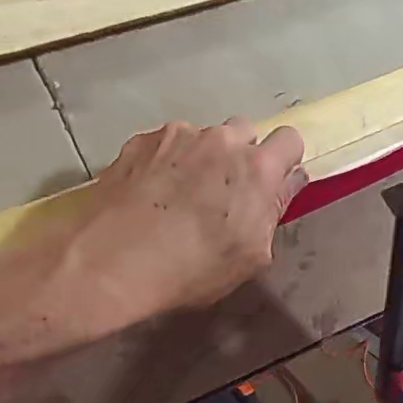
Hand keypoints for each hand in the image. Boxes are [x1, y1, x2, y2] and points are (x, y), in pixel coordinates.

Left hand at [71, 118, 305, 327]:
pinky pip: (164, 144)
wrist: (112, 261)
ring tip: (176, 196)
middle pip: (244, 133)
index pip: (289, 140)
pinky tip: (148, 193)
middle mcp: (220, 139)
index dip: (281, 162)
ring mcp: (176, 135)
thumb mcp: (250, 255)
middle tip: (220, 194)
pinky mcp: (139, 141)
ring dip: (199, 158)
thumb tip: (288, 180)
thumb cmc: (191, 269)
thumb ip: (274, 209)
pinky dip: (164, 162)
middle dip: (238, 157)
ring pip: (201, 138)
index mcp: (257, 168)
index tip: (267, 186)